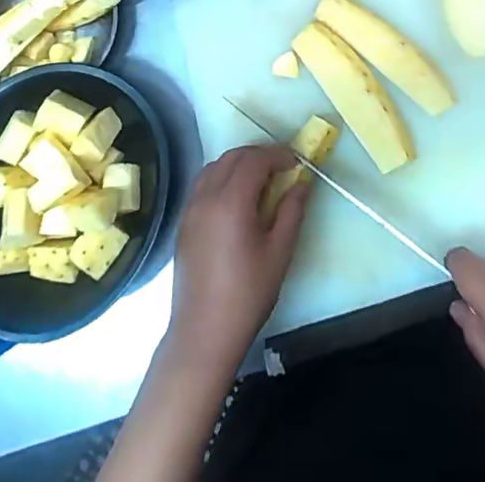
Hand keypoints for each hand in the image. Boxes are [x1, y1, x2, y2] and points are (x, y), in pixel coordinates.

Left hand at [166, 144, 311, 366]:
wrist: (204, 329)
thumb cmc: (248, 293)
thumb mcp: (279, 252)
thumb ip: (291, 211)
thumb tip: (301, 184)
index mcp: (231, 201)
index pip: (254, 160)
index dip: (277, 155)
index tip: (296, 162)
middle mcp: (206, 195)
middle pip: (232, 157)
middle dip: (258, 155)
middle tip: (282, 168)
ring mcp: (190, 207)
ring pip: (214, 167)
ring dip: (238, 164)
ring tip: (261, 180)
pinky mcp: (184, 220)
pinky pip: (203, 183)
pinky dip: (222, 177)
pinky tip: (237, 197)